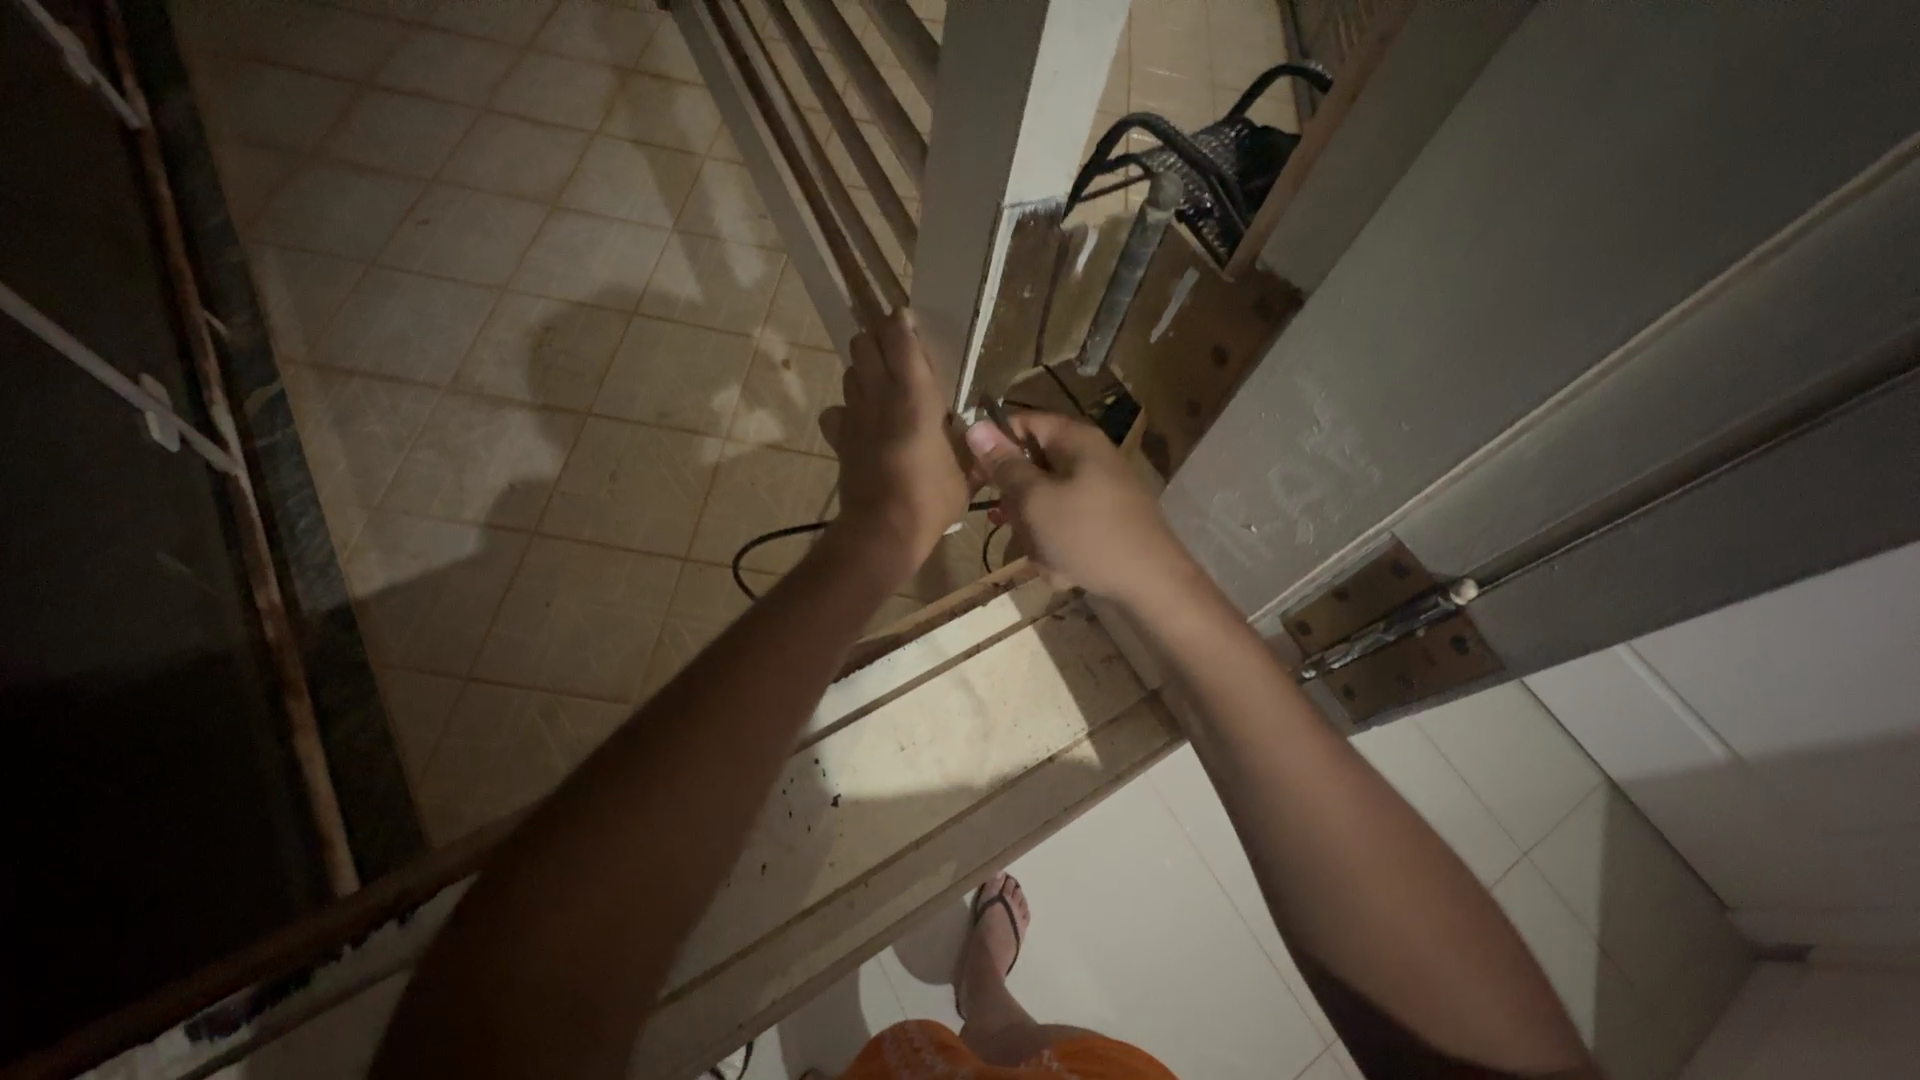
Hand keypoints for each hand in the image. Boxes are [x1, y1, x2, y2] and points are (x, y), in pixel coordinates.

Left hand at [817, 311, 969, 577]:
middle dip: (877, 340)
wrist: (884, 529)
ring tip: (883, 387)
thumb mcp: (966, 473)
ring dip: (864, 372)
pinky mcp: (839, 438)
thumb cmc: (931, 499)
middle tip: (897, 353)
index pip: (900, 338)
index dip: (901, 323)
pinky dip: (846, 411)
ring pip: (850, 372)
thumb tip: (983, 442)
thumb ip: (973, 449)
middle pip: (863, 343)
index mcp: (916, 396)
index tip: (909, 321)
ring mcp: (854, 415)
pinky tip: (861, 424)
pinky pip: (836, 411)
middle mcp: (881, 395)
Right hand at [964, 412, 1195, 606]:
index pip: (1021, 424)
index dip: (993, 446)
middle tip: (1008, 524)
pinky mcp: (1104, 521)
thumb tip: (976, 426)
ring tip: (1042, 554)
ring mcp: (1099, 491)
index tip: (974, 477)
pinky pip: (1065, 526)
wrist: (1150, 582)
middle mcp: (1089, 458)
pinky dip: (1056, 546)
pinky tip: (1061, 569)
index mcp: (1075, 440)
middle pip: (1031, 467)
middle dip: (1016, 502)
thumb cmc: (1086, 534)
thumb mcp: (1035, 499)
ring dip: (1034, 531)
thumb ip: (1004, 465)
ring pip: (1044, 503)